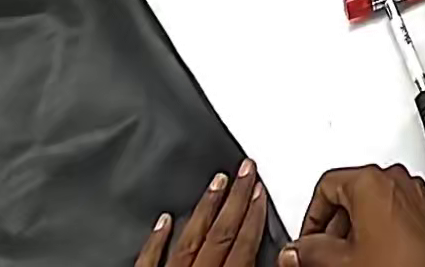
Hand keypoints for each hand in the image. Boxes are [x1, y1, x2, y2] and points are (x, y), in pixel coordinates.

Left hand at [133, 159, 267, 266]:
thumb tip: (275, 257)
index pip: (243, 246)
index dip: (255, 215)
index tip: (261, 189)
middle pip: (220, 234)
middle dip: (236, 198)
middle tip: (246, 167)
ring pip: (189, 240)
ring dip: (206, 208)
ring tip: (217, 180)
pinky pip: (148, 263)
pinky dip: (156, 240)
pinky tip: (164, 218)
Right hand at [280, 165, 424, 266]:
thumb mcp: (342, 263)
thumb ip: (311, 252)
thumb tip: (294, 250)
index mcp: (369, 180)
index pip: (326, 186)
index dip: (311, 218)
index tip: (307, 244)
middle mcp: (393, 177)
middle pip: (350, 192)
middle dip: (334, 226)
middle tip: (325, 257)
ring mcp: (413, 190)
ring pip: (373, 200)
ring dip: (358, 227)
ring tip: (354, 259)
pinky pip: (396, 207)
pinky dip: (382, 226)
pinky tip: (379, 254)